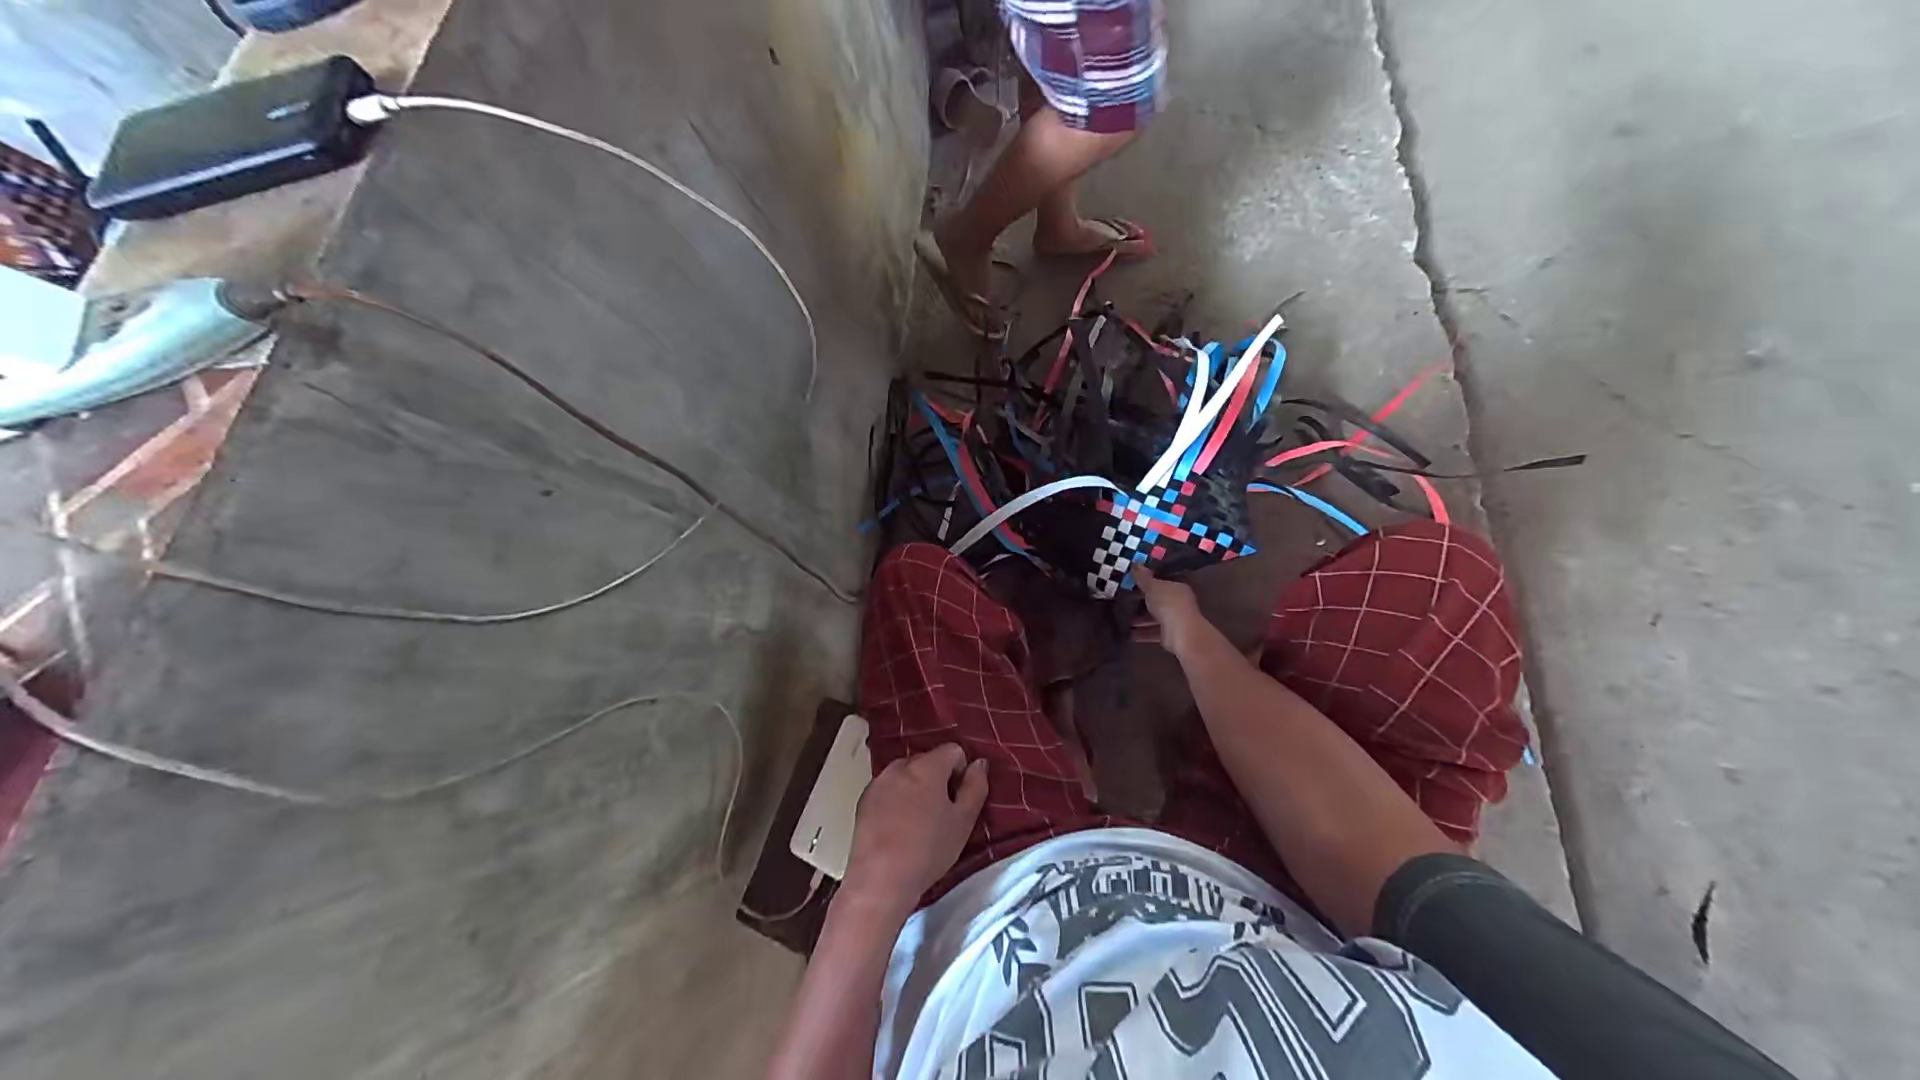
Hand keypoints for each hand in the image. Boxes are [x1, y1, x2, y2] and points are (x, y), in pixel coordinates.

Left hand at [842, 743, 987, 918]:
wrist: (880, 879)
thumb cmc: (928, 850)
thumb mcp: (963, 821)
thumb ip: (976, 786)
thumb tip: (979, 763)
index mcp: (927, 766)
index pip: (953, 750)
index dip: (961, 772)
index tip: (958, 799)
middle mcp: (900, 765)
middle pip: (928, 760)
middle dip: (938, 779)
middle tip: (941, 813)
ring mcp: (879, 780)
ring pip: (907, 774)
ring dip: (916, 787)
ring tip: (918, 822)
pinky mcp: (864, 797)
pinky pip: (889, 787)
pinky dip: (897, 797)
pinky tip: (898, 826)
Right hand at [1132, 565, 1209, 658]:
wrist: (1182, 634)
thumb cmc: (1168, 604)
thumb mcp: (1152, 587)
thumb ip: (1143, 577)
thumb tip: (1135, 564)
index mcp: (1178, 588)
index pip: (1162, 582)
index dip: (1148, 582)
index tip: (1132, 582)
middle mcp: (1179, 603)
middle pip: (1158, 601)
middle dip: (1142, 602)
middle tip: (1124, 600)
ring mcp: (1175, 620)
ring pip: (1155, 617)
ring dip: (1140, 619)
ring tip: (1122, 618)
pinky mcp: (1170, 635)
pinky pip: (1153, 632)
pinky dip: (1142, 633)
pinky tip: (1128, 634)